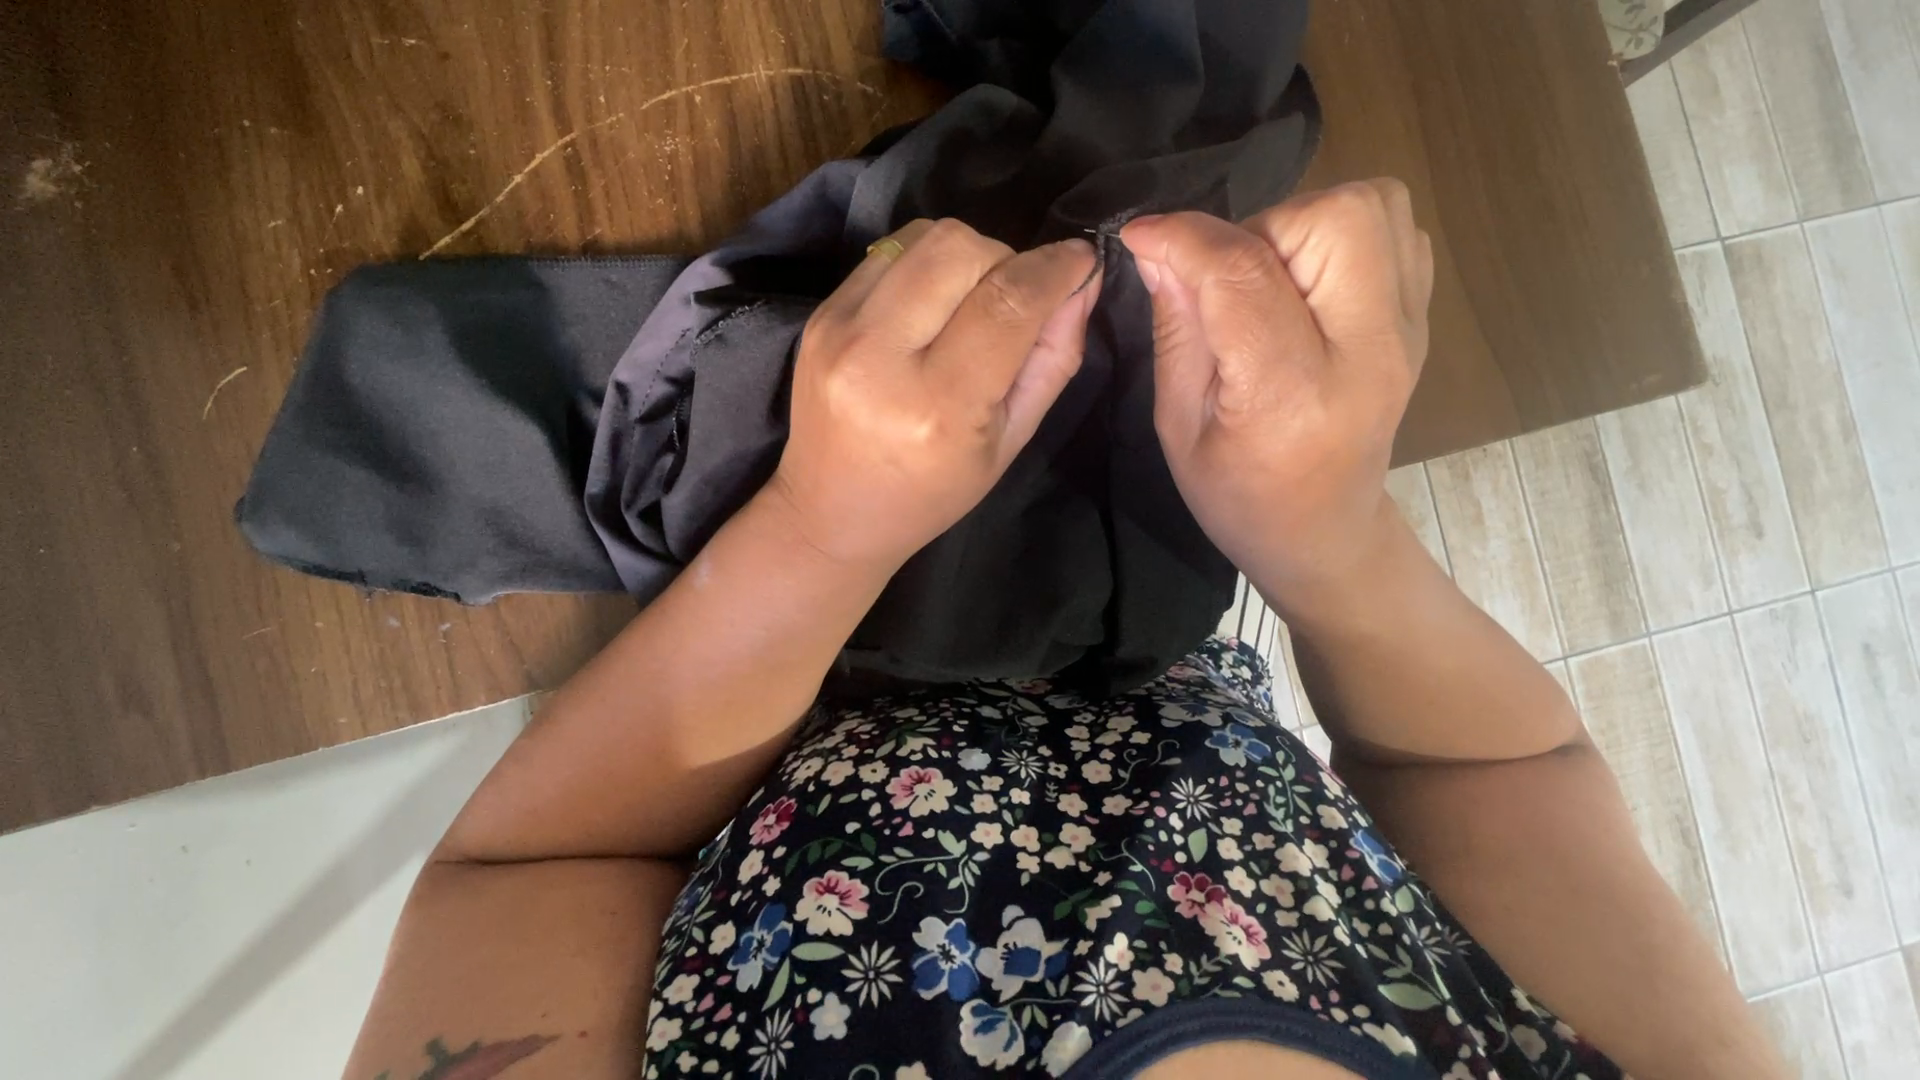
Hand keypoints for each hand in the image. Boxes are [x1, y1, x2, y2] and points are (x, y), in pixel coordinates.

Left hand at [768, 219, 1100, 569]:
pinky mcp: (820, 314)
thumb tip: (1082, 279)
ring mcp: (839, 329)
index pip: (1008, 303)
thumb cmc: (932, 493)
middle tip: (1010, 305)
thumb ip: (1054, 358)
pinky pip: (890, 252)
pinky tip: (927, 310)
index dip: (1056, 269)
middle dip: (1006, 262)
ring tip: (968, 306)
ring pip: (925, 237)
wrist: (831, 512)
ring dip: (966, 257)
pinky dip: (925, 265)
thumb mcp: (1010, 441)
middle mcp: (879, 357)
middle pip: (963, 249)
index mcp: (937, 407)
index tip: (1082, 260)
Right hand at [1121, 179, 1433, 613]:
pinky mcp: (1421, 319)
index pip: (1243, 275)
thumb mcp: (1178, 427)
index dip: (1184, 238)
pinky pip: (1394, 228)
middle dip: (1262, 228)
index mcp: (1290, 394)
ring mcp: (1407, 331)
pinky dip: (1342, 236)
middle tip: (1231, 280)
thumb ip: (1176, 330)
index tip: (1141, 236)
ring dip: (1305, 225)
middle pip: (1333, 218)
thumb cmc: (1237, 495)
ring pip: (1372, 206)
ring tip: (1272, 281)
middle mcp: (1366, 351)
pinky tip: (1309, 286)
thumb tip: (1158, 248)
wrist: (1324, 530)